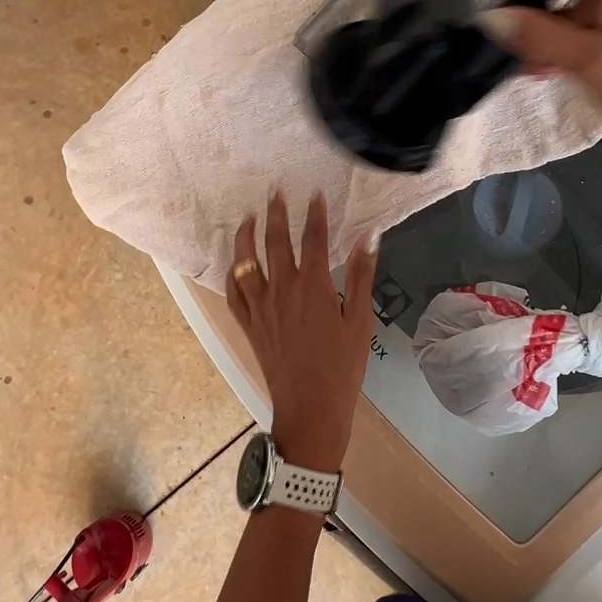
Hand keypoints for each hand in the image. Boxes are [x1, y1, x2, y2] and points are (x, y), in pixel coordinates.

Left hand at [226, 192, 377, 473]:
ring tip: (248, 217)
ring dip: (246, 236)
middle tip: (275, 192)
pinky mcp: (249, 326)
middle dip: (276, 214)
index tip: (315, 193)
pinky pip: (233, 294)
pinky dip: (232, 275)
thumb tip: (369, 237)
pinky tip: (235, 265)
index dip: (314, 213)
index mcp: (312, 286)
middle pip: (274, 242)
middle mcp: (281, 290)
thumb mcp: (360, 320)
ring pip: (245, 263)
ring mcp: (260, 308)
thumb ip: (360, 275)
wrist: (310, 409)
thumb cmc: (342, 366)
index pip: (312, 238)